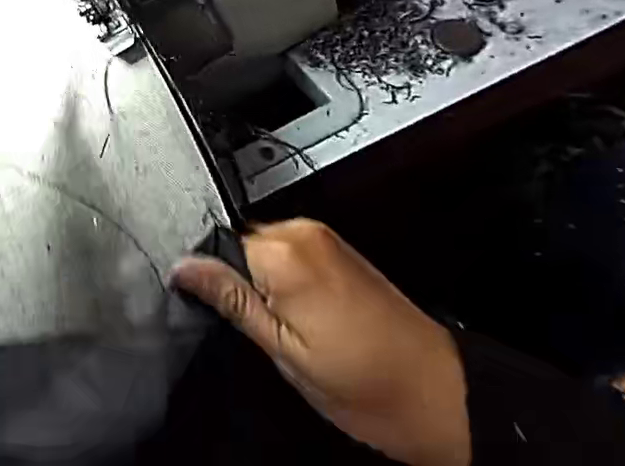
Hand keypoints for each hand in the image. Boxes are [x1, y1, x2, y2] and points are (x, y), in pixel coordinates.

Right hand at [172, 219, 470, 465]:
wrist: (440, 392)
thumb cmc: (369, 384)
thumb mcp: (284, 351)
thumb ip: (230, 300)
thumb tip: (184, 268)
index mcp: (284, 255)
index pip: (217, 244)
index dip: (211, 276)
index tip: (214, 305)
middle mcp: (302, 232)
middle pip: (240, 243)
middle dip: (240, 280)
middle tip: (262, 326)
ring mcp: (322, 236)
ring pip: (262, 248)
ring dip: (264, 281)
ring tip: (292, 326)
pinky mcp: (335, 247)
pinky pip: (287, 251)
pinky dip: (285, 279)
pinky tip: (305, 315)